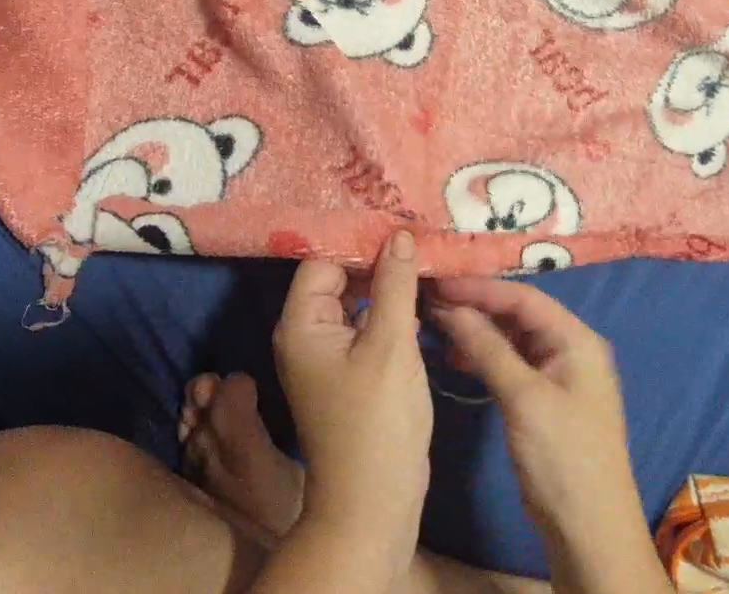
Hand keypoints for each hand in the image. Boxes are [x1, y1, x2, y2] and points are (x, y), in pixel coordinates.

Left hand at [272, 232, 431, 563]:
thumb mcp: (390, 346)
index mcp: (301, 323)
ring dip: (387, 285)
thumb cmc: (377, 423)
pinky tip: (423, 302)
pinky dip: (391, 312)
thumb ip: (395, 285)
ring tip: (427, 261)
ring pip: (356, 301)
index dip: (360, 240)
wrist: (373, 505)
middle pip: (339, 277)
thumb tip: (400, 234)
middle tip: (421, 239)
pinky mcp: (349, 371)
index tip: (401, 223)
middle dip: (377, 259)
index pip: (324, 260)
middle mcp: (305, 333)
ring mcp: (327, 354)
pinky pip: (366, 326)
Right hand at [433, 278, 669, 593]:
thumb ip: (487, 348)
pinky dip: (482, 357)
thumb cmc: (563, 458)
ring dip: (475, 331)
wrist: (590, 532)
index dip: (479, 287)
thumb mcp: (523, 398)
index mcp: (576, 340)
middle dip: (475, 306)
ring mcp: (556, 376)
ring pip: (510, 338)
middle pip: (517, 314)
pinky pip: (509, 364)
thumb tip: (450, 306)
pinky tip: (453, 358)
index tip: (438, 282)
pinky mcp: (542, 400)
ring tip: (434, 326)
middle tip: (429, 299)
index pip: (523, 297)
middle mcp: (569, 349)